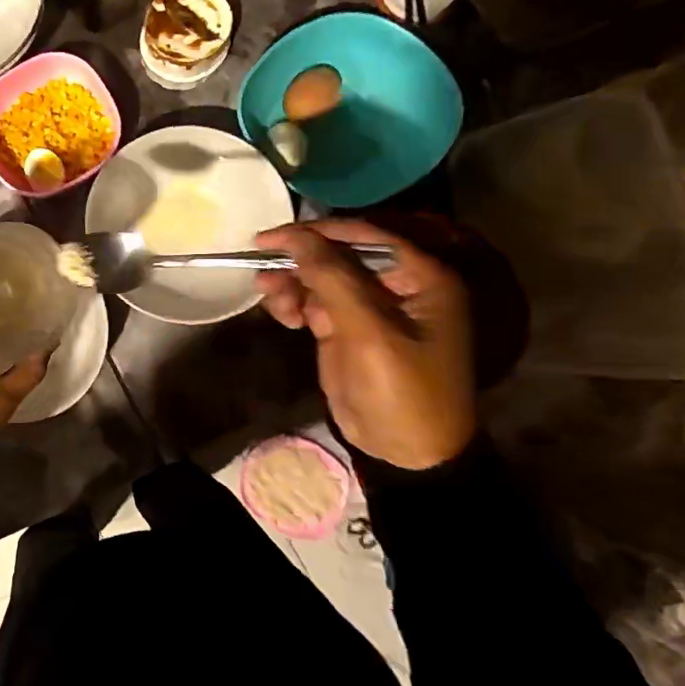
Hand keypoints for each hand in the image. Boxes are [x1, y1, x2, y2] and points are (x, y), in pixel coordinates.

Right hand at [254, 220, 475, 469]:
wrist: (405, 454)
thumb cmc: (403, 391)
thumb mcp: (370, 334)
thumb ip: (333, 279)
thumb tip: (297, 237)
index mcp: (421, 277)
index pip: (364, 236)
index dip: (317, 232)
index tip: (272, 237)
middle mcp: (397, 284)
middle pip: (339, 254)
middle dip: (301, 261)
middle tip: (263, 268)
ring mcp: (370, 306)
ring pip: (321, 277)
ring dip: (293, 283)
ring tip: (271, 297)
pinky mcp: (346, 327)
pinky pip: (314, 301)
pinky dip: (294, 303)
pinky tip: (284, 315)